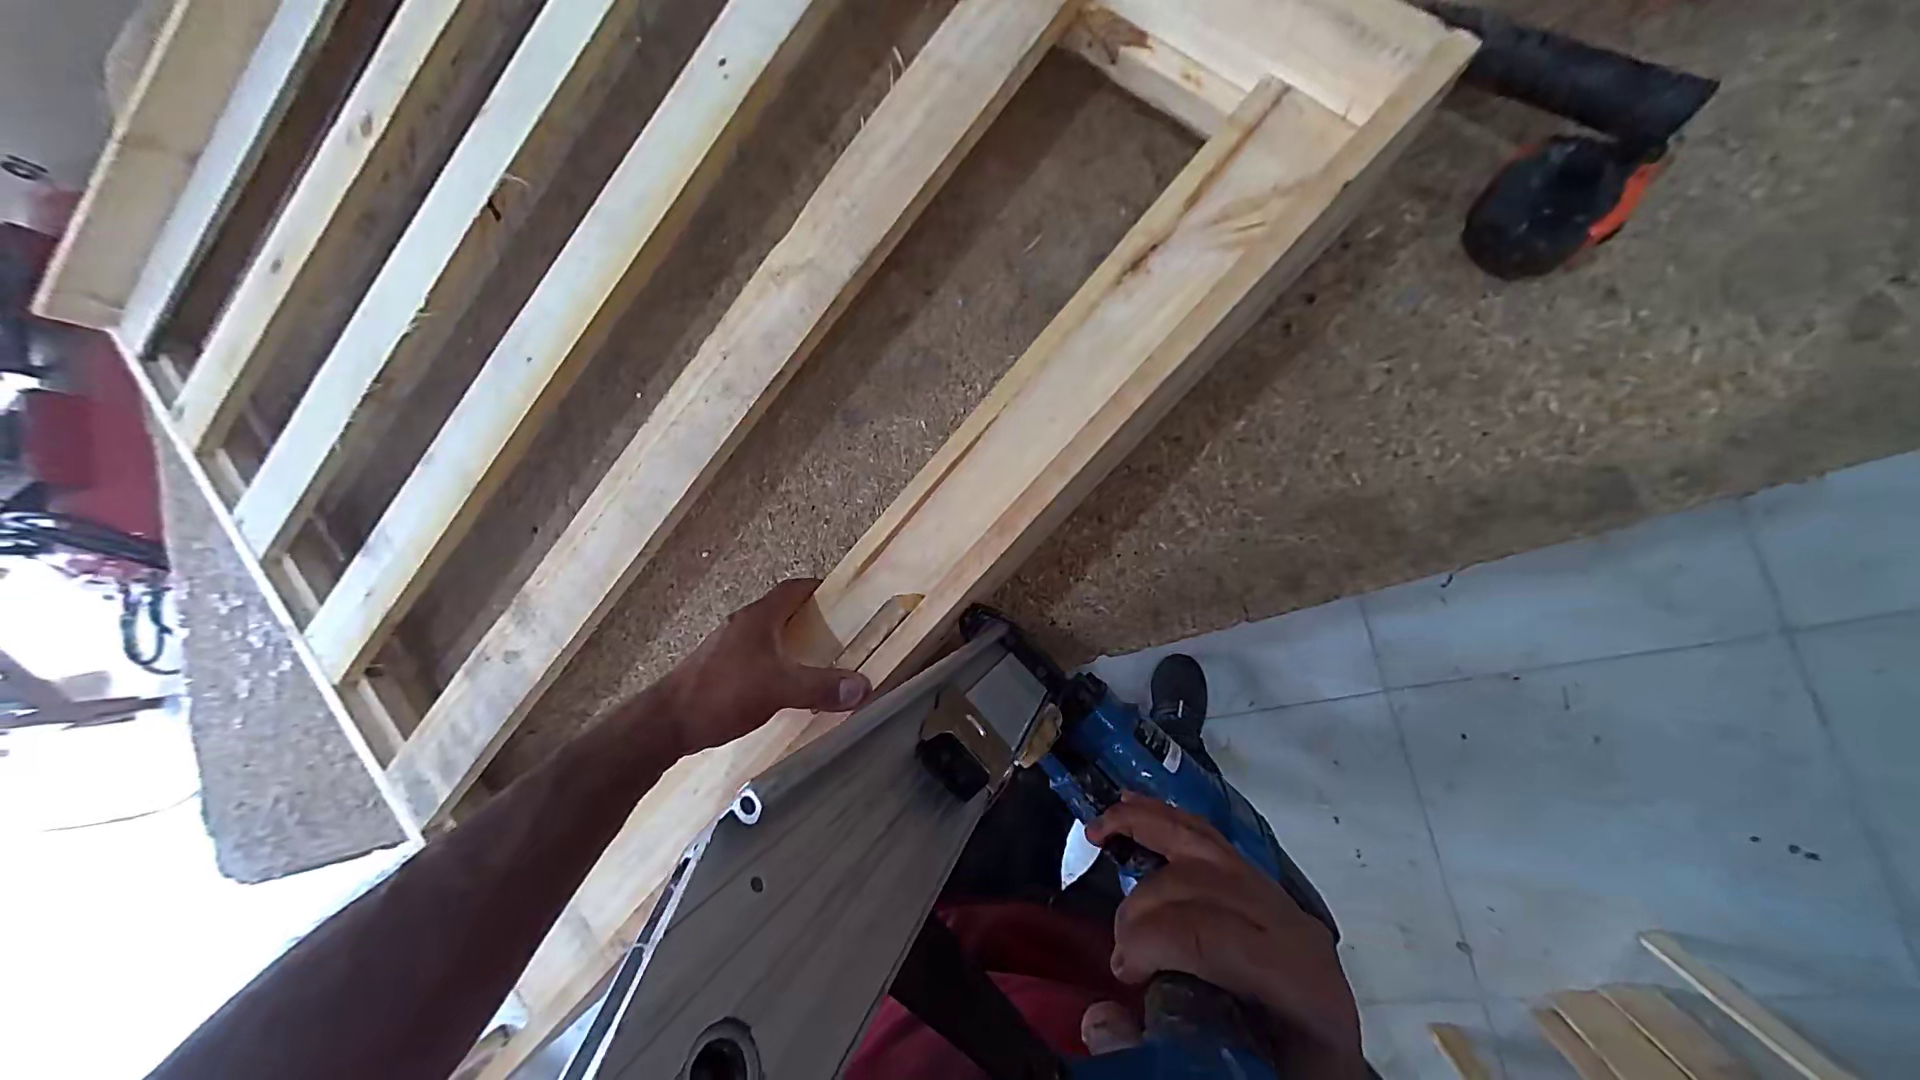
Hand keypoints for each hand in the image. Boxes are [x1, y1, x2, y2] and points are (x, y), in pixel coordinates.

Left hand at [654, 579, 870, 755]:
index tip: (845, 596)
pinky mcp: (719, 670)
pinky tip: (786, 687)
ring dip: (794, 643)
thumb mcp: (778, 689)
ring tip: (819, 661)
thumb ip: (820, 686)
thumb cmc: (720, 693)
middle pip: (784, 611)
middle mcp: (743, 626)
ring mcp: (728, 648)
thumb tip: (864, 686)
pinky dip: (778, 664)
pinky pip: (758, 658)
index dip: (820, 588)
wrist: (664, 724)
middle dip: (813, 619)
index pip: (794, 589)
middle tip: (840, 633)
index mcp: (758, 618)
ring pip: (770, 636)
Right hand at [1084, 794, 1363, 1075]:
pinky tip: (1133, 807)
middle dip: (1144, 905)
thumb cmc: (1286, 1071)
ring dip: (1146, 827)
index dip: (1154, 939)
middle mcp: (1289, 924)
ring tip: (1099, 828)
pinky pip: (1207, 837)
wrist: (1323, 1069)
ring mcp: (1275, 896)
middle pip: (1202, 882)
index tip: (1122, 970)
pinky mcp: (1258, 883)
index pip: (1213, 932)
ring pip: (1204, 843)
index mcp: (1298, 978)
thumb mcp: (1240, 1074)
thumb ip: (1170, 1054)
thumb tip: (1100, 1020)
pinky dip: (1165, 819)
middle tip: (1119, 945)